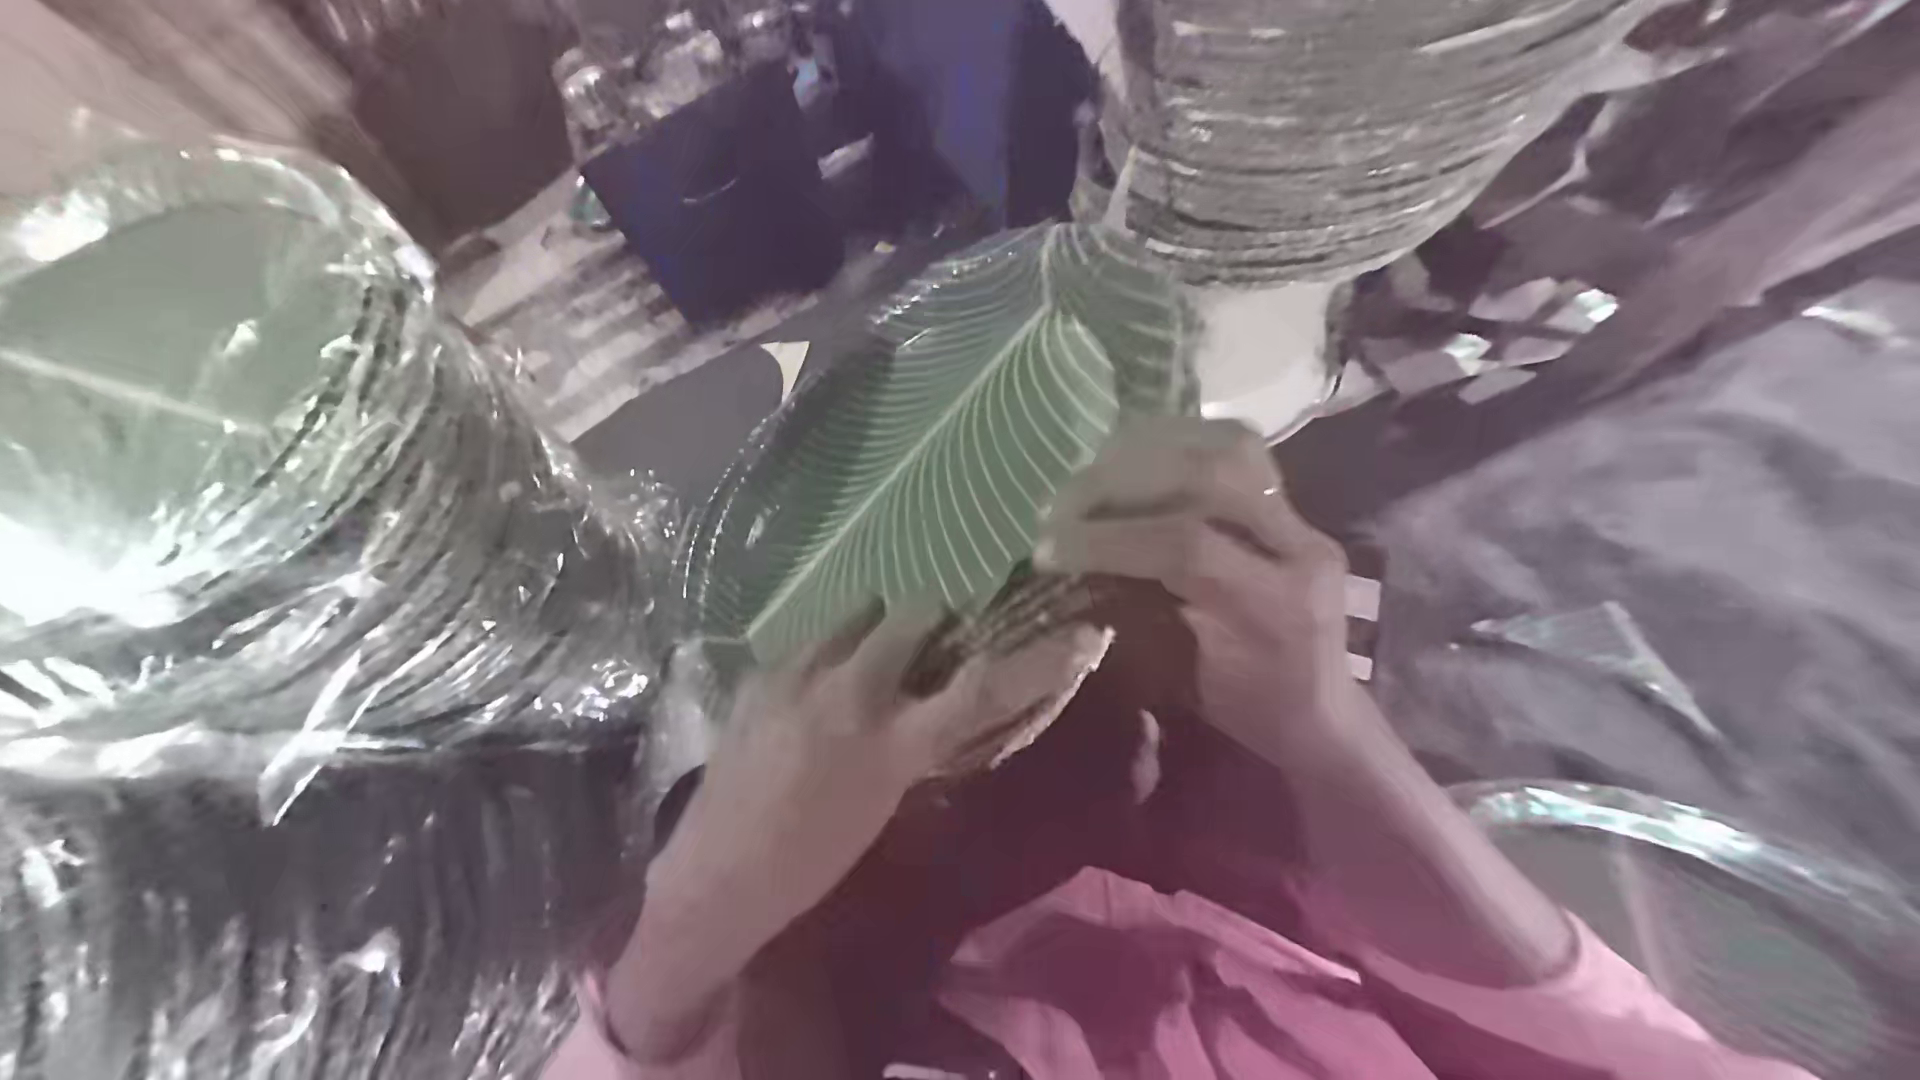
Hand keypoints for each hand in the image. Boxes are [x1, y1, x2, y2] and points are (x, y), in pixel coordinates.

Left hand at [612, 602, 1107, 1061]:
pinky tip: (809, 690)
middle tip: (926, 642)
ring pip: (858, 612)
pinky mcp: (759, 672)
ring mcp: (798, 675)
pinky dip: (825, 654)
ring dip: (872, 630)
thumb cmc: (815, 857)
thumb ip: (919, 739)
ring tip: (862, 662)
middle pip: (914, 613)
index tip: (1076, 632)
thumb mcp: (887, 798)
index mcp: (893, 745)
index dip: (1037, 658)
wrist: (718, 877)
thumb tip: (944, 695)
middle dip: (929, 620)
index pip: (982, 687)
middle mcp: (851, 694)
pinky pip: (810, 640)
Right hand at [1038, 419, 1578, 984]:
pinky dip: (1180, 443)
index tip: (1048, 547)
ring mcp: (1302, 518)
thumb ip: (1133, 615)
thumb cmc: (1243, 709)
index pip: (1186, 545)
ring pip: (1228, 447)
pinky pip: (1237, 449)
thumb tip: (1072, 566)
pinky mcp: (1292, 504)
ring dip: (1148, 451)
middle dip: (1120, 483)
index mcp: (1275, 604)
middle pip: (1209, 477)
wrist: (1319, 708)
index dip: (1108, 539)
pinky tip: (1137, 455)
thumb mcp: (1180, 679)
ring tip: (1093, 471)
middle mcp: (1300, 547)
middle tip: (1063, 503)